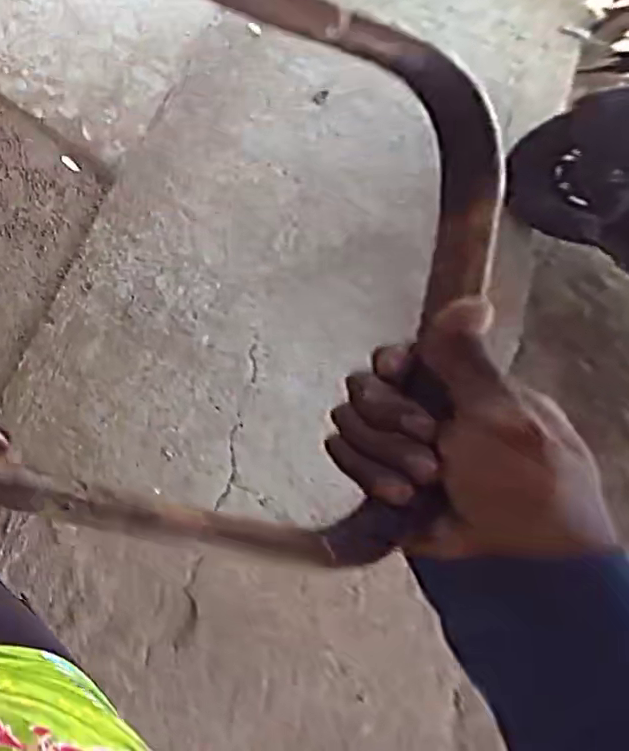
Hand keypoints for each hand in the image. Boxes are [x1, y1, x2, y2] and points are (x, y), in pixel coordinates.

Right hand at [326, 298, 618, 558]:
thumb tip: (469, 301)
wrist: (509, 561)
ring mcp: (398, 444)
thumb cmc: (524, 487)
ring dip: (380, 451)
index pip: (401, 358)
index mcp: (466, 396)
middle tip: (427, 441)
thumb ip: (468, 361)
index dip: (390, 365)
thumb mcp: (503, 417)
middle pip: (364, 387)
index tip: (397, 375)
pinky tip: (398, 494)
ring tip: (420, 480)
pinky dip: (366, 472)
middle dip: (387, 416)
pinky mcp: (373, 470)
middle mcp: (429, 414)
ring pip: (347, 420)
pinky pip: (339, 451)